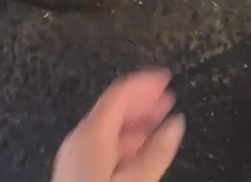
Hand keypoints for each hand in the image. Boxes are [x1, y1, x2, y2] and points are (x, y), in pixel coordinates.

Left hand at [52, 69, 186, 181]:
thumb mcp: (136, 180)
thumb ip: (157, 151)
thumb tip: (177, 124)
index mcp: (91, 133)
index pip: (120, 92)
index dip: (146, 82)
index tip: (167, 78)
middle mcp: (79, 139)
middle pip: (114, 108)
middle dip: (143, 101)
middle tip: (168, 98)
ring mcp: (74, 158)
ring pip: (109, 128)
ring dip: (136, 123)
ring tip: (159, 125)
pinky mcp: (75, 174)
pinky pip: (103, 145)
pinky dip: (125, 141)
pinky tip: (140, 154)